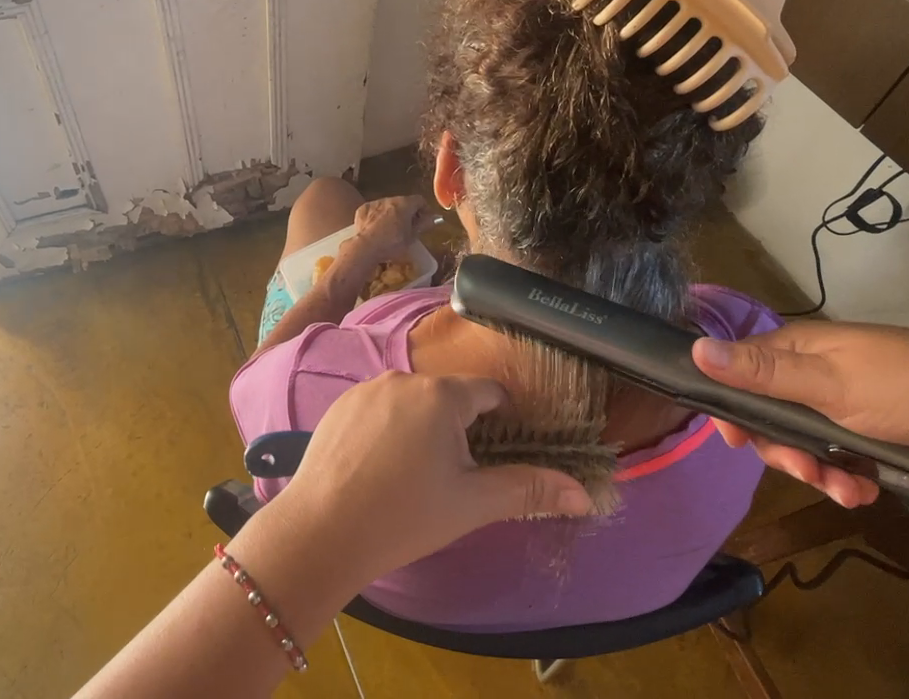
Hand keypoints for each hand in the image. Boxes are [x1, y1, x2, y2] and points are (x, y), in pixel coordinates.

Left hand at [261, 372, 589, 587]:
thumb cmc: (405, 516)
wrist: (321, 530)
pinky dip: (389, 430)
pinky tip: (381, 469)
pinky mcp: (339, 405)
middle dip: (462, 429)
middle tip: (458, 476)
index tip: (504, 452)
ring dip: (424, 429)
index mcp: (441, 395)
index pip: (489, 393)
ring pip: (412, 403)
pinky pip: (379, 410)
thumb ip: (528, 489)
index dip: (505, 420)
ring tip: (417, 476)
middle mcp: (403, 378)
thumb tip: (586, 494)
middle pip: (449, 398)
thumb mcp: (472, 504)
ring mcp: (366, 389)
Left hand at [341, 195, 428, 264]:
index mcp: (404, 204)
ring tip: (391, 230)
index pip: (419, 200)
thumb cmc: (392, 244)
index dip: (424, 209)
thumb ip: (424, 224)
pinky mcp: (363, 210)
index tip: (425, 220)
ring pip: (387, 206)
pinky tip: (376, 230)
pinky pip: (374, 211)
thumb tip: (435, 218)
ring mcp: (375, 203)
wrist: (366, 248)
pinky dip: (377, 217)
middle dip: (407, 212)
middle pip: (403, 202)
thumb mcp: (412, 237)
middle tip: (409, 227)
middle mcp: (389, 199)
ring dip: (391, 214)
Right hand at [690, 321, 908, 507]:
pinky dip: (848, 471)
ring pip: (807, 436)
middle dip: (784, 450)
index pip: (738, 372)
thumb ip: (761, 374)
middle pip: (771, 411)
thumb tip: (694, 350)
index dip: (733, 409)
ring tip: (848, 492)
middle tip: (808, 475)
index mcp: (798, 349)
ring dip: (819, 469)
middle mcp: (816, 367)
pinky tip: (866, 489)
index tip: (738, 444)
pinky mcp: (878, 420)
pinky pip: (842, 449)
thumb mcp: (830, 387)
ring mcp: (848, 394)